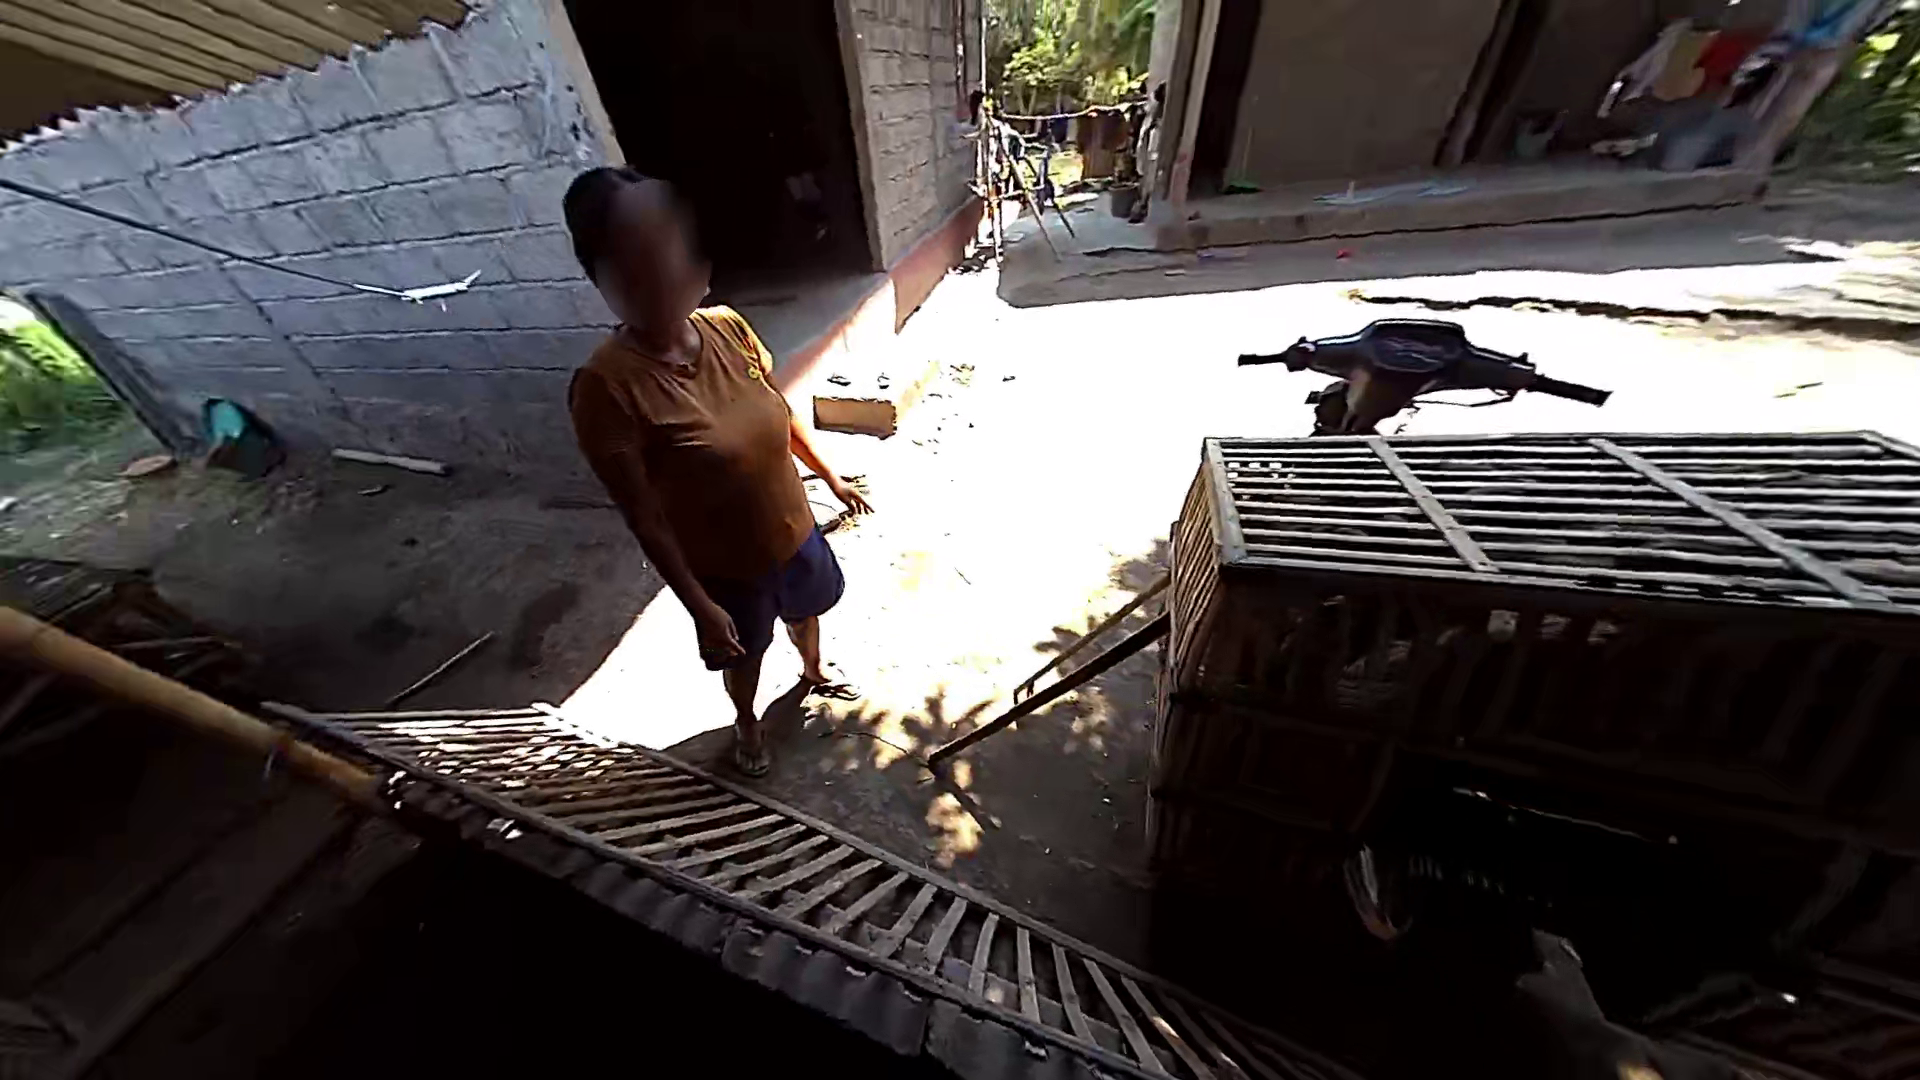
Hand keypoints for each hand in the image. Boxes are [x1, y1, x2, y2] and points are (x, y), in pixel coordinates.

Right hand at [691, 600, 743, 663]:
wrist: (702, 609)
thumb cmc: (717, 613)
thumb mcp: (729, 620)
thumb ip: (733, 631)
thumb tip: (736, 639)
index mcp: (724, 635)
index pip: (733, 646)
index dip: (739, 650)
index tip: (743, 653)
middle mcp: (716, 640)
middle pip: (724, 652)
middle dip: (730, 653)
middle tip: (734, 653)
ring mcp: (708, 641)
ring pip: (715, 653)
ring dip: (721, 654)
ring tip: (725, 652)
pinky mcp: (702, 639)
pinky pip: (706, 650)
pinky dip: (711, 652)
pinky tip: (714, 650)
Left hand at [828, 476, 873, 514]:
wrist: (832, 480)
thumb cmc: (838, 489)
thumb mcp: (844, 500)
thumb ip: (850, 506)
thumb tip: (855, 512)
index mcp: (855, 495)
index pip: (864, 503)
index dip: (869, 507)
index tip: (874, 511)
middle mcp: (854, 493)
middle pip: (861, 502)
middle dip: (864, 508)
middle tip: (867, 514)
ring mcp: (850, 492)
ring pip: (856, 501)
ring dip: (858, 507)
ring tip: (859, 513)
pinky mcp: (845, 492)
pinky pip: (852, 499)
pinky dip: (853, 504)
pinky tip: (852, 506)